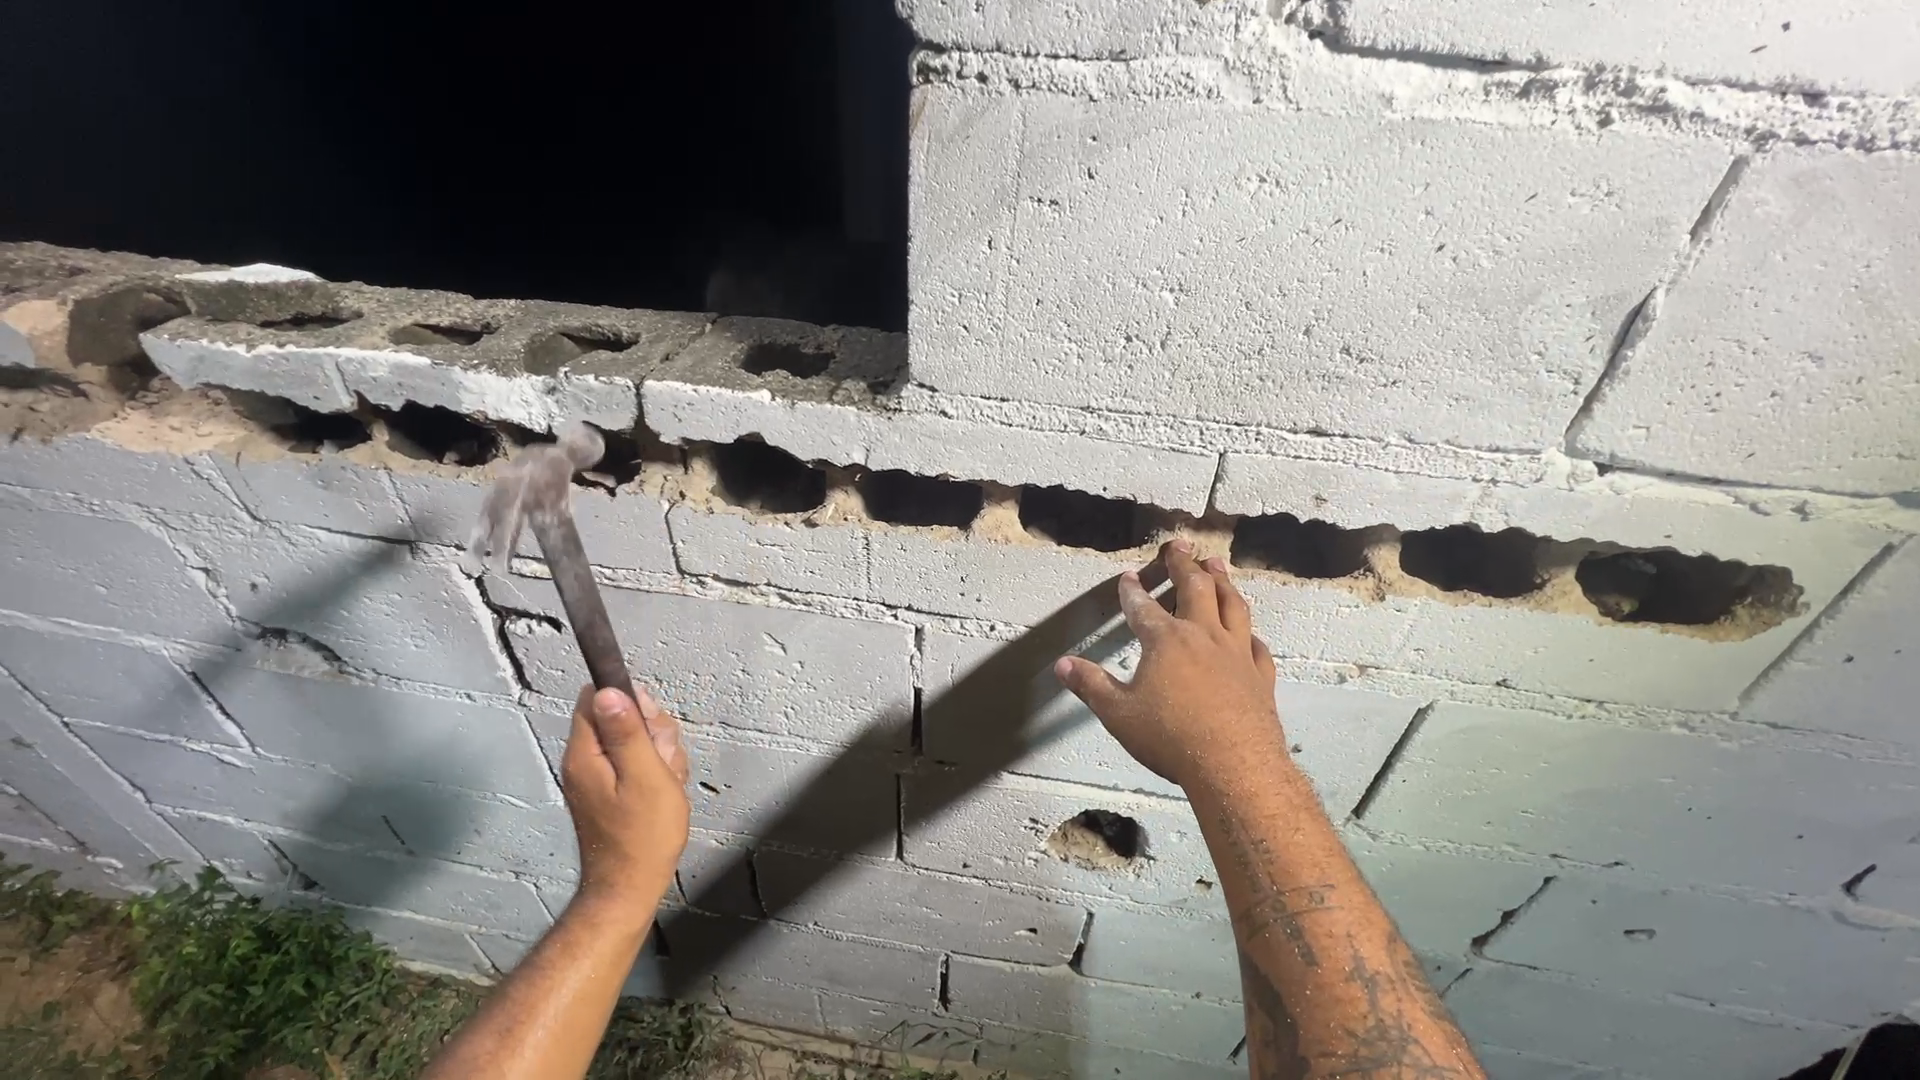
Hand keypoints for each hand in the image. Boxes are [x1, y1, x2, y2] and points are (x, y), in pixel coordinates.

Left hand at [561, 683, 690, 913]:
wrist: (631, 887)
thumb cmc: (643, 833)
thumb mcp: (644, 776)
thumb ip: (627, 732)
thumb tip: (607, 690)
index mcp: (585, 753)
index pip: (597, 698)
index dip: (630, 700)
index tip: (651, 726)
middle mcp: (585, 761)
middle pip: (621, 717)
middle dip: (652, 731)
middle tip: (662, 762)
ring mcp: (597, 777)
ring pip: (635, 740)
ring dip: (659, 753)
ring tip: (665, 783)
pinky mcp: (611, 791)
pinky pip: (637, 763)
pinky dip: (656, 771)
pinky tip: (663, 792)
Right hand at [1055, 540, 1285, 790]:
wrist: (1235, 766)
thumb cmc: (1170, 738)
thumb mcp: (1118, 714)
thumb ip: (1091, 686)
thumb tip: (1062, 664)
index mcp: (1166, 641)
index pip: (1143, 607)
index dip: (1132, 590)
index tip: (1128, 576)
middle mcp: (1203, 636)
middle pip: (1195, 588)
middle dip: (1183, 564)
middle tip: (1179, 545)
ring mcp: (1236, 654)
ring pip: (1233, 605)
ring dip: (1223, 582)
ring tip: (1216, 565)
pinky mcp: (1260, 676)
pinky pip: (1257, 645)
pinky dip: (1249, 633)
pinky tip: (1248, 634)